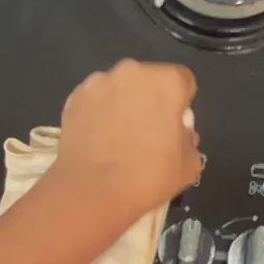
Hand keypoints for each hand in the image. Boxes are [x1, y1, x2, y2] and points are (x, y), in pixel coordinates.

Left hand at [52, 58, 199, 221]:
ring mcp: (99, 82)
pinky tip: (97, 140)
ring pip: (119, 88)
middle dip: (150, 100)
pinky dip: (97, 113)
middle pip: (149, 81)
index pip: (183, 82)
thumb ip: (189, 140)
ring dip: (122, 104)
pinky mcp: (74, 97)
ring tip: (117, 139)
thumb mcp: (188, 165)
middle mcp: (133, 71)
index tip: (173, 127)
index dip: (180, 105)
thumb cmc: (147, 177)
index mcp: (167, 81)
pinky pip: (94, 101)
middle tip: (146, 134)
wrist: (92, 191)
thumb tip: (179, 133)